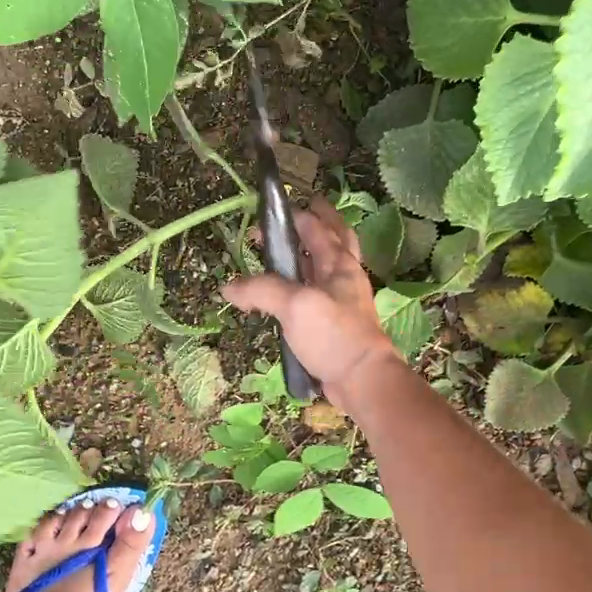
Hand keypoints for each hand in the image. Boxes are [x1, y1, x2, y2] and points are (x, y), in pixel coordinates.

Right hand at [222, 198, 402, 405]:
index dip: (294, 214)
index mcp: (339, 263)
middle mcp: (344, 276)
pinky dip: (305, 286)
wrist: (363, 379)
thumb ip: (261, 290)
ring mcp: (343, 301)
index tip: (269, 212)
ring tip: (290, 252)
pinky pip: (320, 295)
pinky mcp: (337, 324)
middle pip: (334, 239)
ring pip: (328, 267)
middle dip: (319, 222)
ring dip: (312, 254)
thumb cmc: (334, 334)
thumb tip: (228, 288)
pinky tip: (290, 295)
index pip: (316, 226)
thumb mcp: (294, 305)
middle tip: (301, 213)